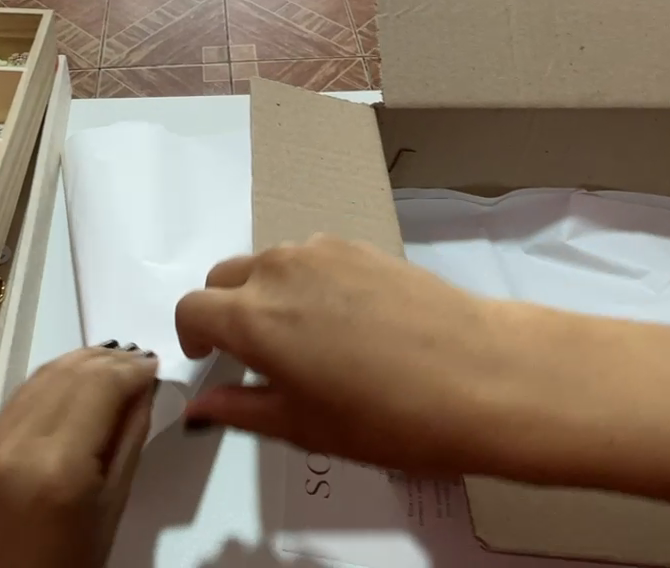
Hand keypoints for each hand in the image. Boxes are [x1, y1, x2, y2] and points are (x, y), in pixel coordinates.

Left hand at [0, 344, 157, 567]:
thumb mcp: (112, 509)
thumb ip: (130, 439)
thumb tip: (143, 388)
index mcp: (59, 468)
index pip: (100, 387)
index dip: (131, 369)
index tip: (154, 364)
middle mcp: (18, 444)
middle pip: (71, 374)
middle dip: (110, 360)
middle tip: (140, 360)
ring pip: (43, 376)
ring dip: (82, 362)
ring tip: (114, 362)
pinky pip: (21, 397)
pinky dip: (54, 380)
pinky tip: (76, 381)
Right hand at [175, 234, 566, 476]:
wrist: (478, 373)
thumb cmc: (386, 416)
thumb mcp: (304, 427)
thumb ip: (239, 409)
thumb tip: (199, 405)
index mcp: (251, 317)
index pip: (191, 309)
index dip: (191, 336)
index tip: (210, 359)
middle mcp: (275, 269)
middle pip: (223, 277)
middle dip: (224, 310)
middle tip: (255, 351)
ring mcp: (317, 249)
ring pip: (267, 264)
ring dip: (266, 293)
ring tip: (308, 335)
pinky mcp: (354, 242)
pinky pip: (309, 257)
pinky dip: (306, 280)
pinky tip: (346, 317)